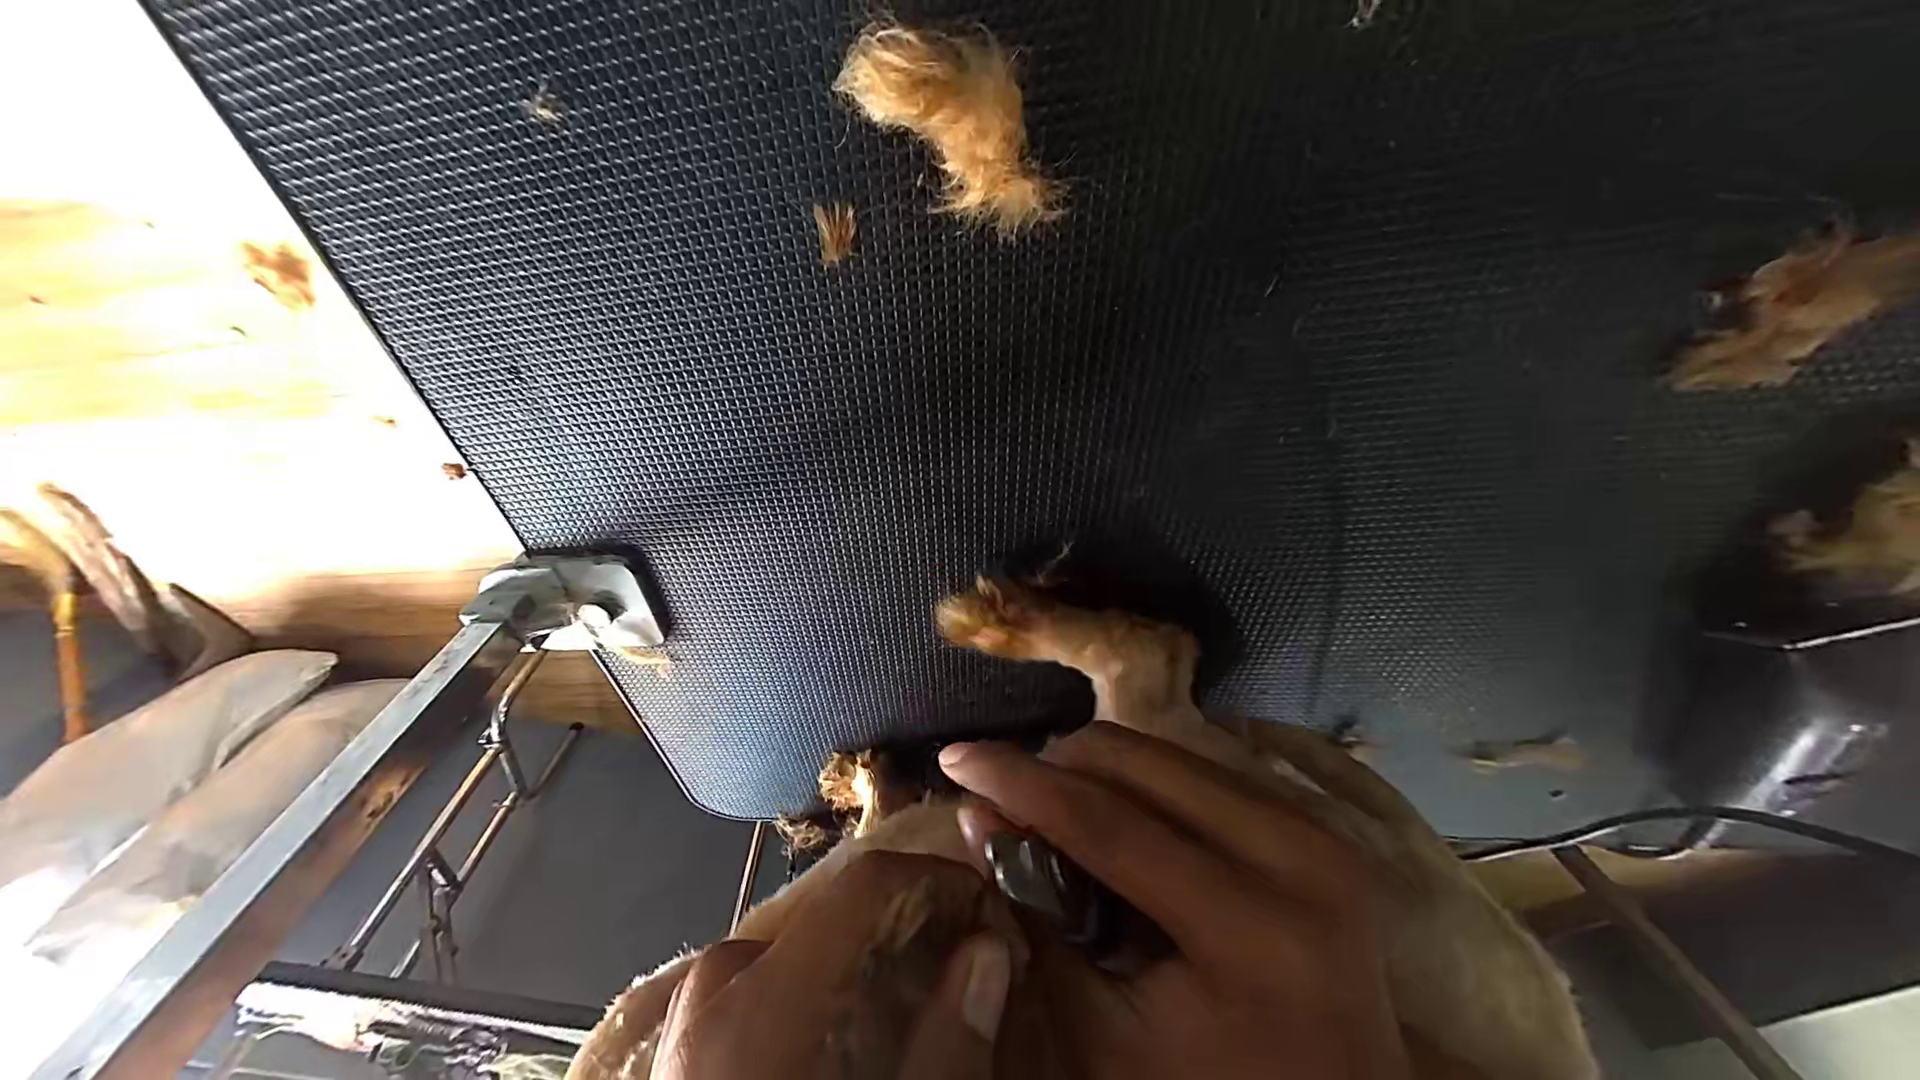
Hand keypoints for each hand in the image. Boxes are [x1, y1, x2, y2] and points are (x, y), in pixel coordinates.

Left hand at [649, 851, 1015, 1079]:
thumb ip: (948, 1051)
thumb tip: (989, 951)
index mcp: (763, 1013)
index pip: (863, 888)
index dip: (935, 882)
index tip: (984, 913)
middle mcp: (710, 1006)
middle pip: (824, 917)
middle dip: (901, 928)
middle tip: (953, 971)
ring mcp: (680, 1041)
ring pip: (785, 956)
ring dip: (850, 964)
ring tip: (898, 1008)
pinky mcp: (674, 1072)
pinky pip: (745, 999)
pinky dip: (803, 1000)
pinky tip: (834, 1047)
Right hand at [939, 722, 1409, 1079]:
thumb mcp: (1103, 1037)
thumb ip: (1036, 919)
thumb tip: (978, 815)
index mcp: (1252, 928)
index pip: (1103, 820)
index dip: (1016, 781)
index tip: (954, 756)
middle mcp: (1298, 853)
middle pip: (1136, 760)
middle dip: (1053, 764)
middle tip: (1006, 796)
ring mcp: (1317, 827)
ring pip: (1166, 749)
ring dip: (1095, 767)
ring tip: (1056, 810)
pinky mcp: (1317, 819)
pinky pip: (1201, 766)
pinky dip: (1140, 778)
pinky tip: (1116, 815)